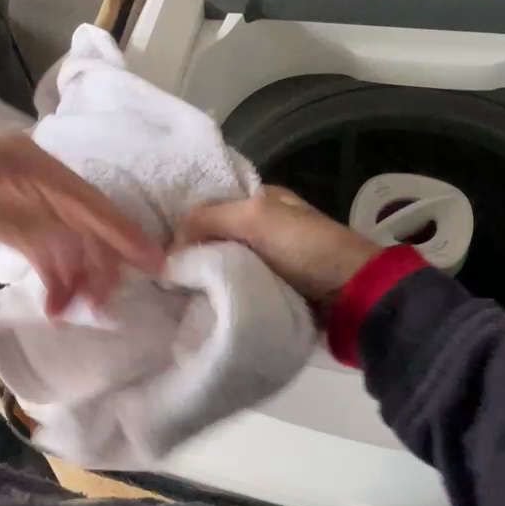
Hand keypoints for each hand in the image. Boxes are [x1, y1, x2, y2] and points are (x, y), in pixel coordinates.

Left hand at [0, 136, 163, 314]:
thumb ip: (17, 223)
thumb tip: (73, 246)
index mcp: (29, 162)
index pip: (88, 201)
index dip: (123, 233)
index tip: (156, 262)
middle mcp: (35, 173)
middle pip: (86, 220)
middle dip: (99, 263)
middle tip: (101, 308)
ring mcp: (24, 192)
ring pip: (70, 235)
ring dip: (76, 273)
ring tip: (69, 313)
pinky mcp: (11, 211)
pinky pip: (47, 242)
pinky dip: (55, 270)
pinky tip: (54, 298)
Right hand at [173, 186, 380, 302]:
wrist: (352, 295)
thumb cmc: (306, 247)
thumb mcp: (256, 218)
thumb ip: (209, 219)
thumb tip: (167, 245)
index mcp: (262, 199)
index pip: (211, 202)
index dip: (183, 217)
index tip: (153, 238)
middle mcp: (261, 227)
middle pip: (212, 237)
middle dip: (187, 252)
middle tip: (153, 271)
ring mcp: (265, 262)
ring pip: (220, 266)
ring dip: (199, 279)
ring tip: (163, 293)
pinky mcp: (268, 292)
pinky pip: (233, 291)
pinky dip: (217, 296)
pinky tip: (191, 306)